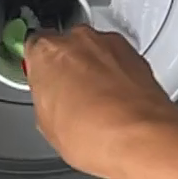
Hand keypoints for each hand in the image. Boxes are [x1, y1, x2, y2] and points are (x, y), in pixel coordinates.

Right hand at [22, 25, 177, 178]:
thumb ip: (45, 98)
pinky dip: (117, 74)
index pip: (34, 46)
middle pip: (66, 46)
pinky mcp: (136, 55)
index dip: (39, 67)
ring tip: (97, 103)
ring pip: (95, 51)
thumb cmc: (97, 134)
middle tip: (70, 97)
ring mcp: (111, 45)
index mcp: (48, 52)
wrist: (143, 138)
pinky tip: (117, 101)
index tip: (42, 79)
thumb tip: (52, 101)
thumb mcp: (47, 125)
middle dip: (68, 67)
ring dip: (95, 69)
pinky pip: (119, 60)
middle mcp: (80, 40)